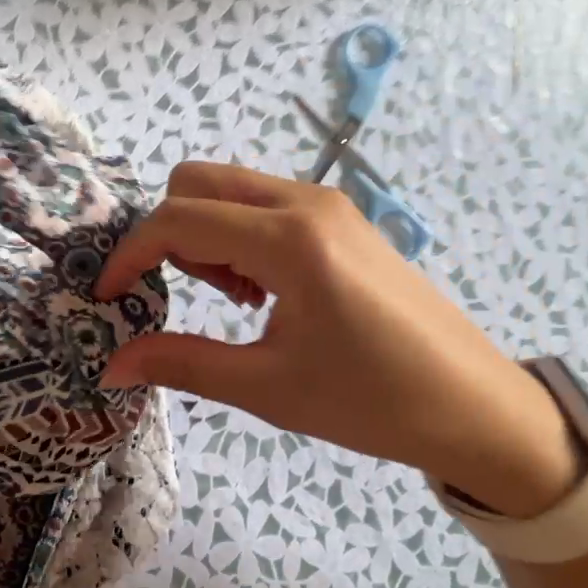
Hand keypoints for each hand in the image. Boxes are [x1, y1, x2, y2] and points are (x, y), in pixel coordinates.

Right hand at [95, 162, 583, 516]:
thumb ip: (182, 364)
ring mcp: (327, 202)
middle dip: (169, 231)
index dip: (130, 255)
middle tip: (189, 292)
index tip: (109, 296)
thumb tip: (111, 365)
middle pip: (196, 180)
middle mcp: (305, 202)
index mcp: (289, 241)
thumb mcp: (268, 388)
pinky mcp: (340, 215)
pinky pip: (262, 199)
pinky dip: (238, 231)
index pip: (178, 221)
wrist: (478, 407)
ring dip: (205, 230)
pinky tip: (266, 289)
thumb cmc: (373, 403)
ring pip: (228, 186)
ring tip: (237, 298)